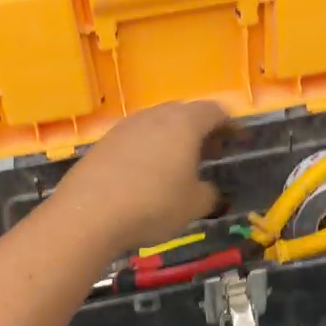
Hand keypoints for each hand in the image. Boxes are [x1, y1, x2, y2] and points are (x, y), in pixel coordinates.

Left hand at [49, 101, 228, 250]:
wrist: (89, 214)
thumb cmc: (153, 205)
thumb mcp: (194, 206)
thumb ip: (208, 193)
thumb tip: (207, 189)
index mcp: (184, 123)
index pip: (214, 111)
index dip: (228, 124)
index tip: (235, 140)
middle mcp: (154, 116)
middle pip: (183, 112)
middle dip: (199, 129)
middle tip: (207, 152)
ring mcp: (125, 126)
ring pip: (156, 124)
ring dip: (170, 139)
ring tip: (176, 165)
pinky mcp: (103, 143)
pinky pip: (134, 140)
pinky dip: (146, 151)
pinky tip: (144, 176)